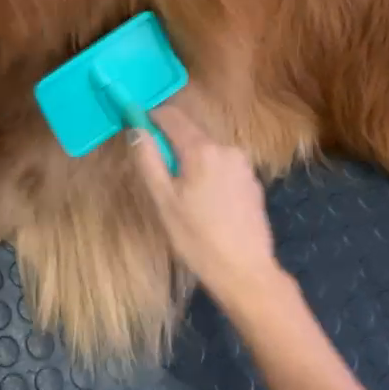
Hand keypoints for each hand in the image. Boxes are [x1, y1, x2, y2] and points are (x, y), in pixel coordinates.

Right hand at [132, 106, 284, 297]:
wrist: (246, 273)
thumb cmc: (197, 238)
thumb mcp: (163, 200)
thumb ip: (148, 159)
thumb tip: (136, 128)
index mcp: (202, 150)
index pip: (171, 116)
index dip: (150, 117)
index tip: (136, 129)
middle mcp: (226, 149)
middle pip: (190, 132)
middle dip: (170, 144)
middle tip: (158, 176)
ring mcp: (243, 165)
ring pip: (206, 150)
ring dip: (189, 160)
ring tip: (182, 196)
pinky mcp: (252, 182)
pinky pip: (222, 165)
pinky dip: (207, 173)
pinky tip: (205, 204)